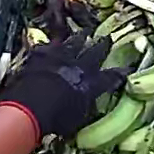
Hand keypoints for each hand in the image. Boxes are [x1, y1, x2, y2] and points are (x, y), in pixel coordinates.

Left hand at [0, 33, 130, 138]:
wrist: (27, 107)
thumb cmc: (55, 120)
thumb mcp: (77, 119)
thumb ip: (85, 107)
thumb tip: (89, 104)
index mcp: (90, 83)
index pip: (109, 77)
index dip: (118, 74)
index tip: (125, 69)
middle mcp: (77, 66)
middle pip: (93, 52)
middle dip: (102, 46)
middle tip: (107, 38)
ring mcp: (58, 57)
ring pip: (72, 43)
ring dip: (79, 38)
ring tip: (83, 33)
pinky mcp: (38, 56)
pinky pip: (47, 47)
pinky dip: (49, 47)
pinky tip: (48, 46)